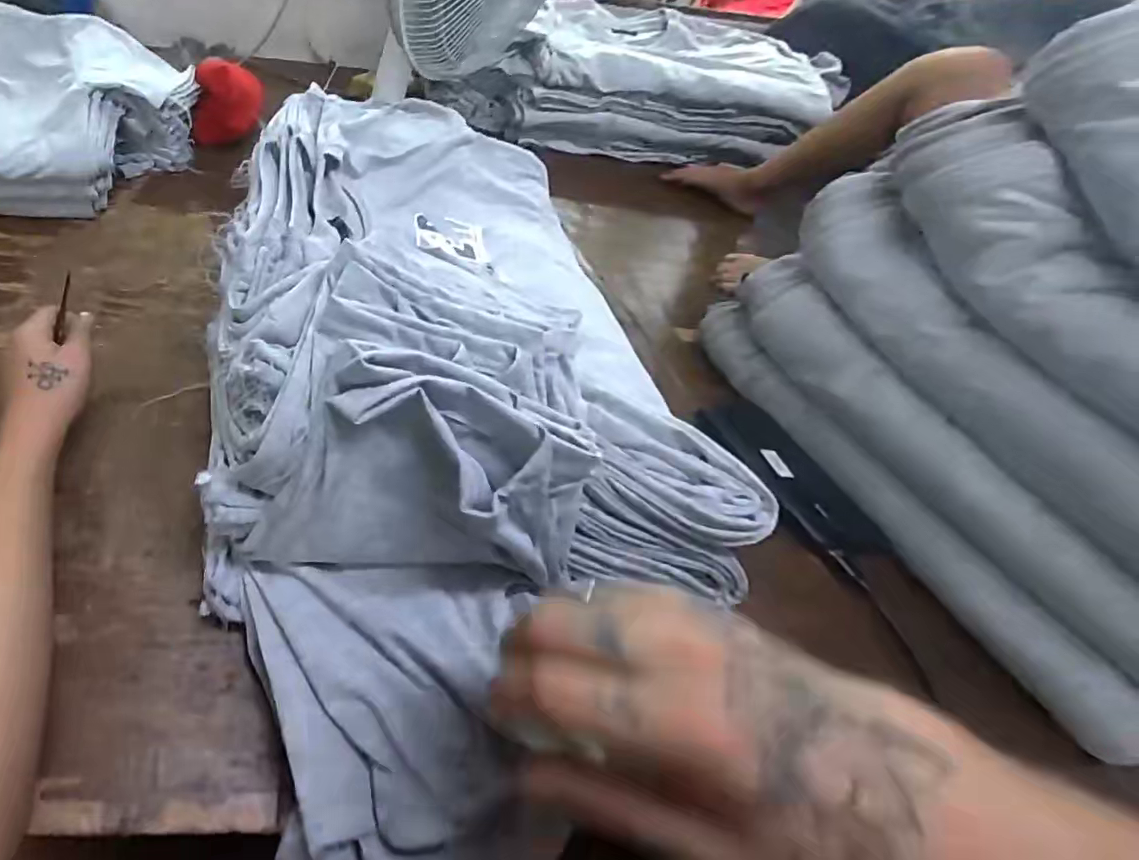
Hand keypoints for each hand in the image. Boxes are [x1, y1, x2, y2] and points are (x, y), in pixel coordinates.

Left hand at [0, 304, 92, 446]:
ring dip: (53, 361)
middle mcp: (10, 344)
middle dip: (62, 342)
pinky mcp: (6, 389)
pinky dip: (42, 376)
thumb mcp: (78, 357)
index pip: (50, 310)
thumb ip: (81, 331)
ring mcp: (4, 368)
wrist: (30, 435)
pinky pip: (28, 372)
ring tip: (69, 381)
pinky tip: (53, 395)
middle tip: (80, 362)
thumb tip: (83, 314)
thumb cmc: (57, 390)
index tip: (85, 341)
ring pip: (35, 353)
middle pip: (41, 332)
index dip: (71, 320)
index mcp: (26, 331)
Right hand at [492, 586, 991, 859]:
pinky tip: (594, 644)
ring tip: (551, 665)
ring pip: (573, 594)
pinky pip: (611, 589)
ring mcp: (687, 614)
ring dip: (545, 626)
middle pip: (547, 620)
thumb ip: (610, 803)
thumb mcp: (718, 849)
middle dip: (515, 651)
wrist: (926, 791)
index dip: (507, 698)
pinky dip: (583, 611)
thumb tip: (522, 774)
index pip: (549, 686)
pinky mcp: (700, 602)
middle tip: (519, 688)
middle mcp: (672, 649)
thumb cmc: (818, 836)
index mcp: (680, 721)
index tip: (497, 716)